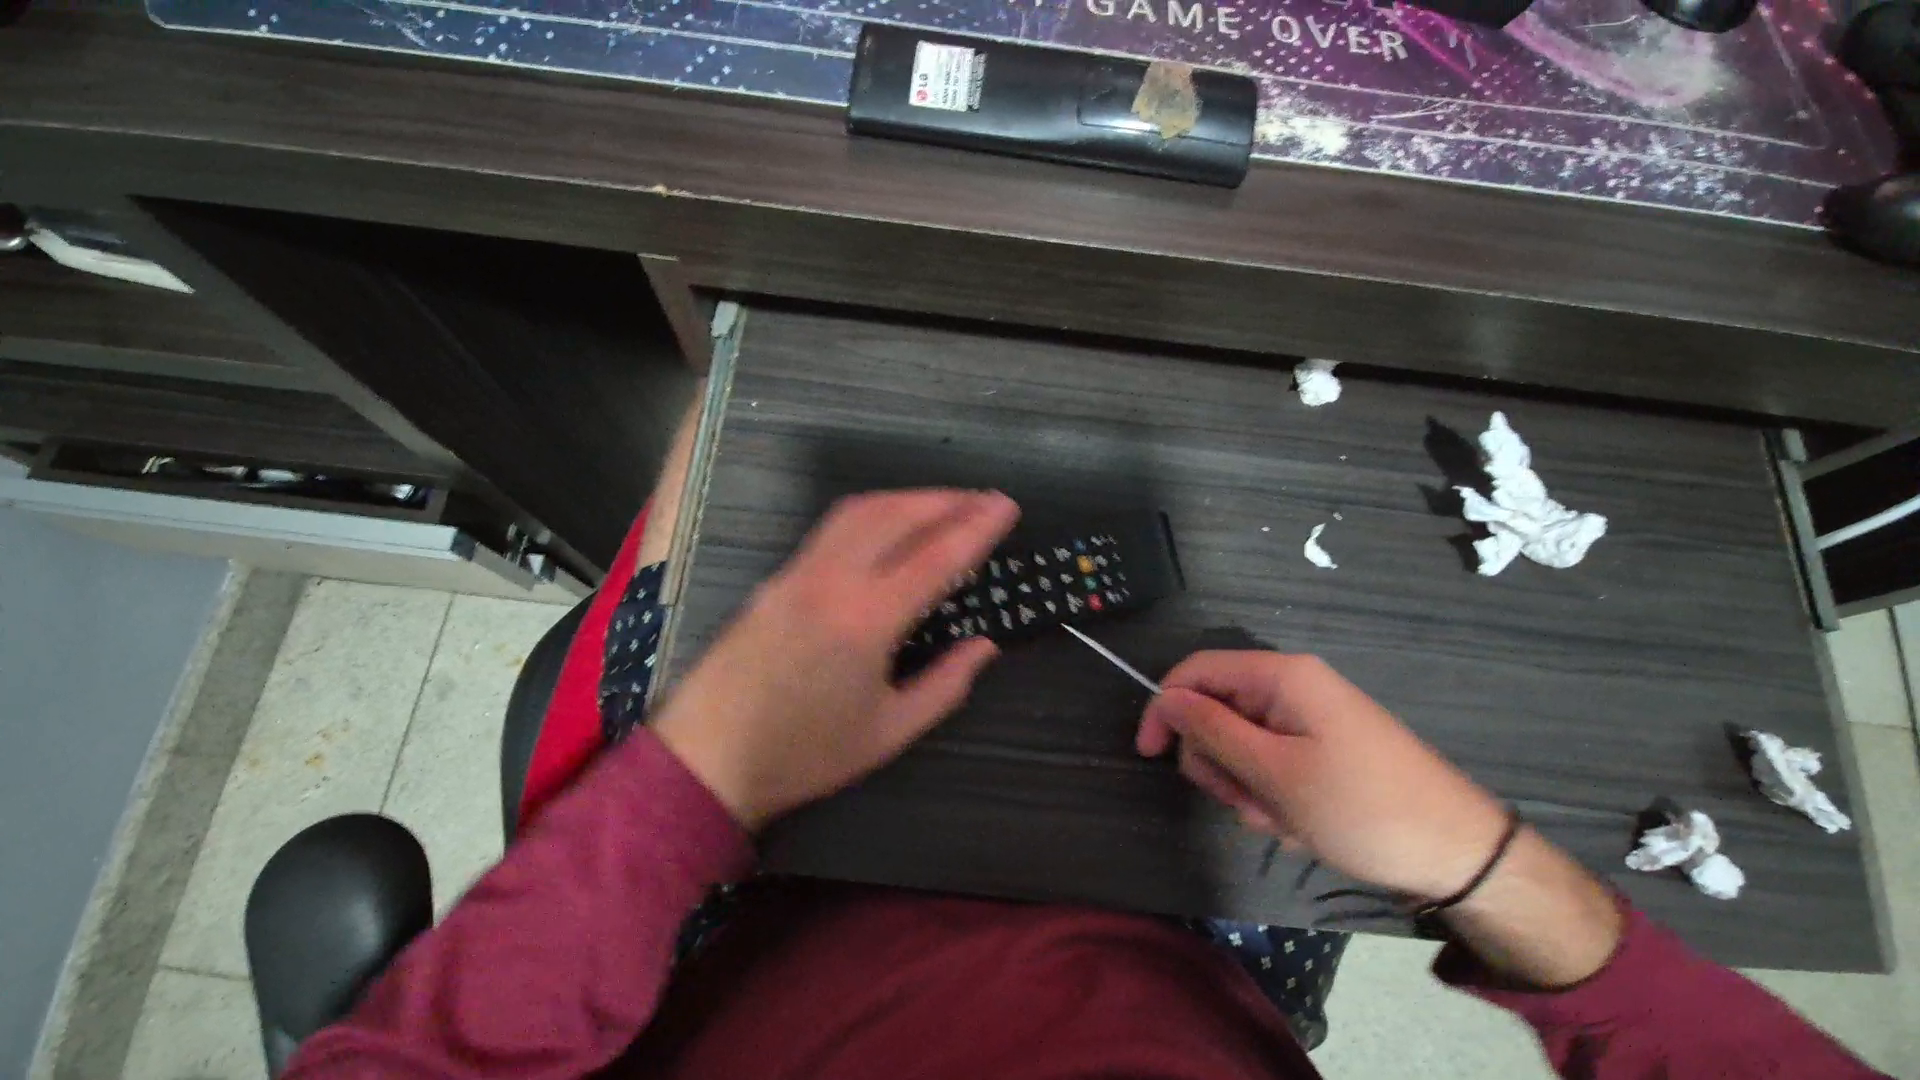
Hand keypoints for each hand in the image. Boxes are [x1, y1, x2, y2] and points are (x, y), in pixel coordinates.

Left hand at [650, 490, 1019, 830]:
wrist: (707, 758)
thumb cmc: (804, 754)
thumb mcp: (888, 732)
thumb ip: (945, 685)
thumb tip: (983, 646)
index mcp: (866, 620)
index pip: (935, 556)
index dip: (976, 527)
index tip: (1006, 507)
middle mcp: (831, 581)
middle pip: (897, 515)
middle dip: (947, 499)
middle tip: (985, 500)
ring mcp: (797, 573)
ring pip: (859, 511)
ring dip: (908, 498)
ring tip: (945, 505)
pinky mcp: (776, 578)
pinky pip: (832, 527)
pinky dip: (873, 512)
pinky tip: (889, 527)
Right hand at [1141, 651, 1621, 986]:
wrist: (1457, 851)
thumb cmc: (1360, 807)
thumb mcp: (1273, 772)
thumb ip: (1211, 730)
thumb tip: (1164, 697)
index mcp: (1281, 677)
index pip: (1196, 671)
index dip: (1164, 708)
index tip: (1147, 755)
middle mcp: (1293, 687)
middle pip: (1216, 709)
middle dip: (1217, 761)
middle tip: (1245, 802)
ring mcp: (1310, 718)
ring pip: (1241, 743)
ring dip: (1246, 786)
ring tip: (1281, 818)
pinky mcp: (1323, 747)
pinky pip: (1272, 762)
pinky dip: (1272, 794)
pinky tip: (1299, 822)